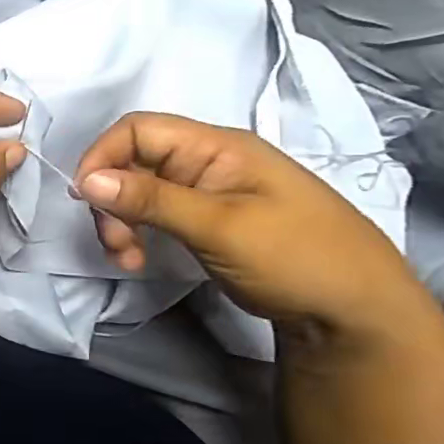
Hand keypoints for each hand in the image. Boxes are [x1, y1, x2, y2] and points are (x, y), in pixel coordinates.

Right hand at [73, 112, 434, 340]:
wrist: (357, 313)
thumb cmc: (297, 256)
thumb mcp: (219, 226)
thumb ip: (151, 200)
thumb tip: (86, 180)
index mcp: (216, 147)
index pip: (137, 130)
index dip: (102, 156)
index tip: (86, 198)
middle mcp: (205, 162)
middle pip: (131, 162)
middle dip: (111, 200)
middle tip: (114, 243)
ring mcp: (204, 193)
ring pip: (137, 192)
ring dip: (120, 222)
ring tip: (128, 259)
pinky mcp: (203, 221)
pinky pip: (153, 216)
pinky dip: (137, 235)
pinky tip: (139, 260)